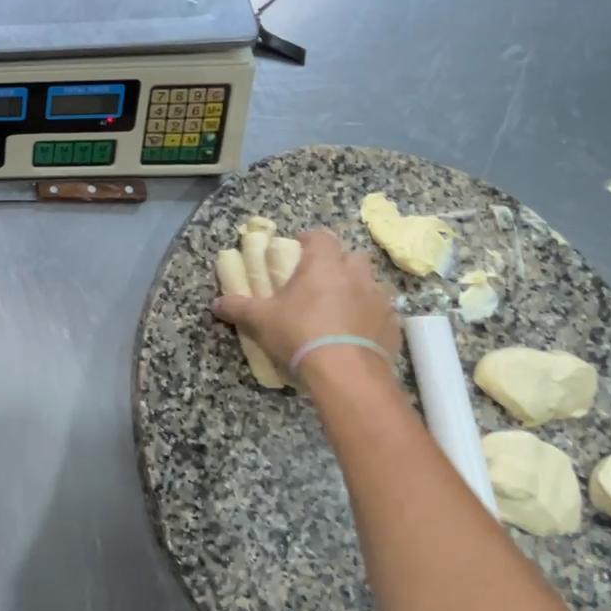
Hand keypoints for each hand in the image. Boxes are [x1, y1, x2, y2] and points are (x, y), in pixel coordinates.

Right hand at [213, 228, 400, 376]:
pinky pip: (382, 312)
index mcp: (323, 266)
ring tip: (337, 309)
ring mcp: (379, 301)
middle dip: (338, 264)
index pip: (321, 237)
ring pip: (371, 284)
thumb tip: (216, 303)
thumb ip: (237, 307)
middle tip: (318, 280)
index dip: (309, 240)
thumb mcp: (259, 319)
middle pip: (352, 257)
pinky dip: (369, 316)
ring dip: (356, 290)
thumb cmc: (299, 333)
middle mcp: (356, 276)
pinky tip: (354, 333)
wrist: (348, 374)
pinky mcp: (394, 326)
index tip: (297, 250)